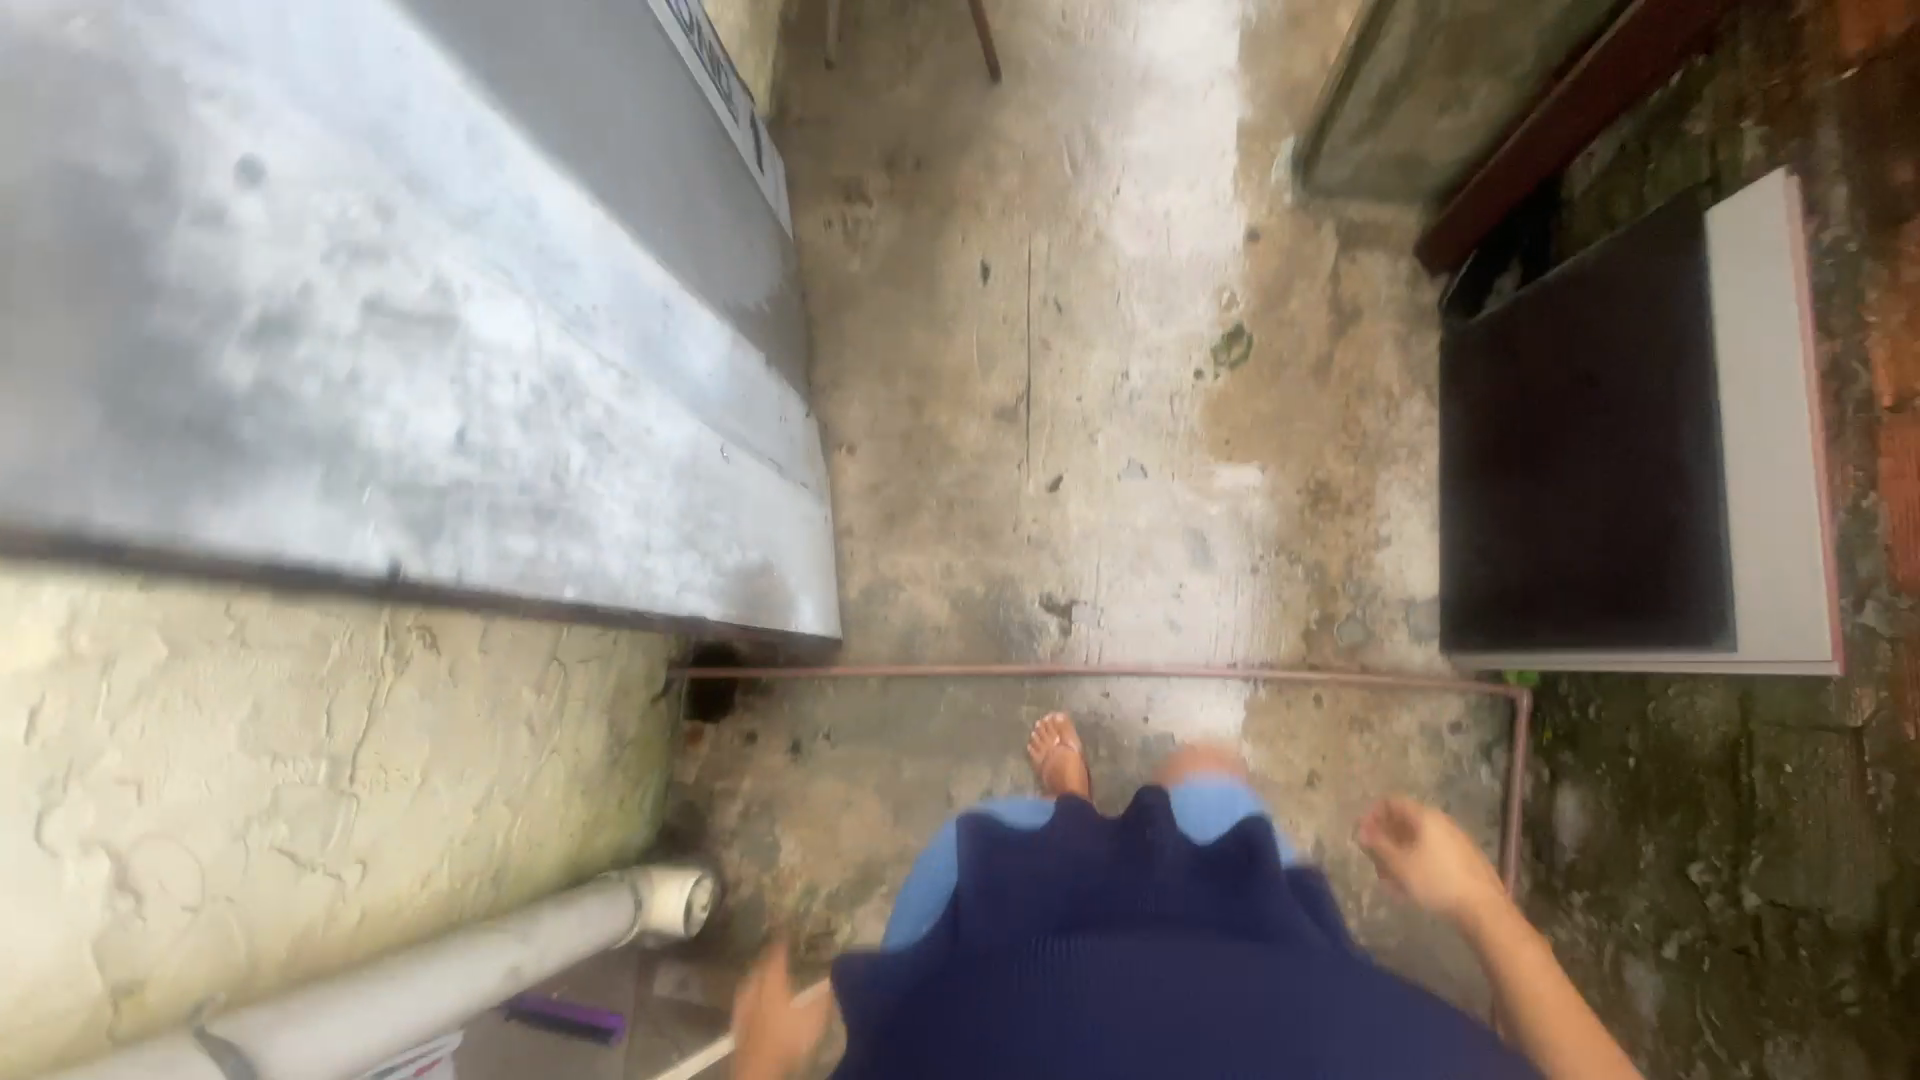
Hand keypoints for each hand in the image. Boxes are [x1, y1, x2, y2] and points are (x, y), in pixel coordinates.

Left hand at [732, 940, 831, 1079]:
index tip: (788, 926)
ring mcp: (743, 1007)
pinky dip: (750, 993)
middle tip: (777, 947)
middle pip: (760, 965)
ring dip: (757, 973)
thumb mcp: (817, 1015)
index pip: (777, 952)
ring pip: (749, 982)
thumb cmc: (790, 1038)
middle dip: (768, 954)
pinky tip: (754, 999)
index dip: (782, 938)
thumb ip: (825, 992)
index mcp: (774, 980)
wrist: (759, 1070)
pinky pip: (744, 1000)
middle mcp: (755, 987)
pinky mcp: (737, 1025)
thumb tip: (832, 971)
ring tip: (765, 970)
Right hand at [1356, 796, 1506, 925]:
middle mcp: (1442, 823)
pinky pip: (1434, 854)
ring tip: (1390, 881)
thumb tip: (1361, 830)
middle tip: (1374, 861)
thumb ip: (1377, 844)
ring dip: (1399, 856)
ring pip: (1418, 842)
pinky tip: (1412, 887)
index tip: (1362, 835)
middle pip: (1404, 823)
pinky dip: (1417, 864)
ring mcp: (1457, 842)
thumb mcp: (1398, 864)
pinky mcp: (1467, 861)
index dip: (1372, 815)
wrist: (1486, 911)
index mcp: (1425, 817)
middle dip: (1385, 840)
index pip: (1391, 802)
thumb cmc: (1436, 881)